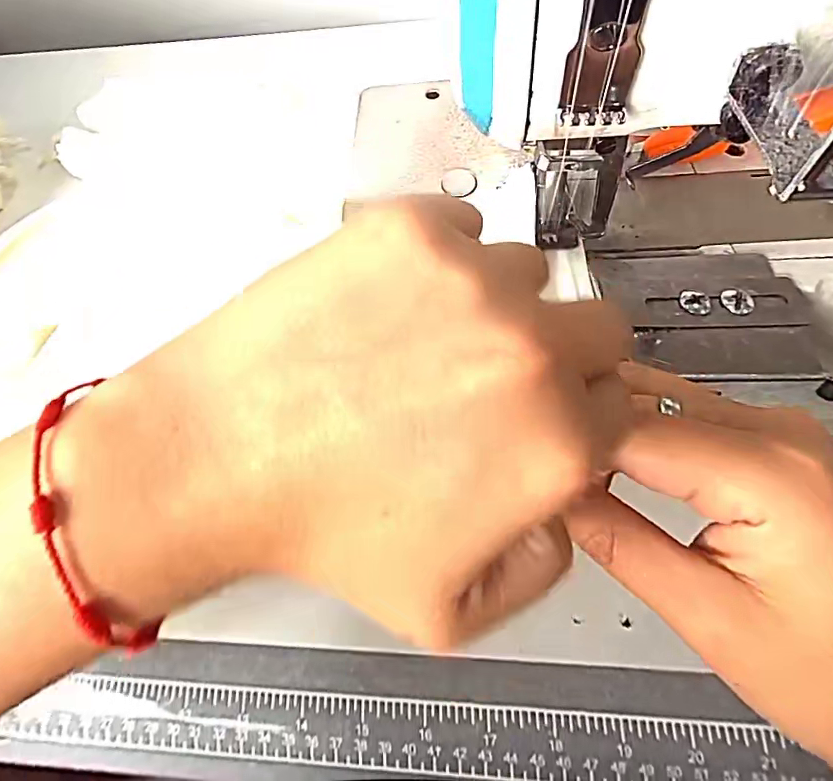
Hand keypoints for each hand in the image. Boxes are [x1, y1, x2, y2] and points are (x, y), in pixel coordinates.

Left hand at [60, 197, 631, 646]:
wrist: (213, 456)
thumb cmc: (321, 526)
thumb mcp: (451, 606)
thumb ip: (542, 565)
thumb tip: (566, 502)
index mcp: (555, 440)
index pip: (619, 401)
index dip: (582, 407)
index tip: (550, 403)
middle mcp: (529, 349)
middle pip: (598, 325)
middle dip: (564, 349)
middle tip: (499, 367)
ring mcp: (471, 278)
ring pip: (527, 270)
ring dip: (497, 300)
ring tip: (429, 333)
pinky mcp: (412, 230)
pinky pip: (463, 226)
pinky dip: (445, 254)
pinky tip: (399, 295)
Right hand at [566, 366, 832, 780]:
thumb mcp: (709, 620)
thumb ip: (621, 542)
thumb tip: (554, 494)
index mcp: (771, 470)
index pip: (635, 425)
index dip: (569, 440)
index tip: (521, 462)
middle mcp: (780, 429)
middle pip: (649, 397)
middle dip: (584, 422)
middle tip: (530, 459)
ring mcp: (783, 430)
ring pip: (665, 399)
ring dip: (611, 426)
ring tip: (562, 464)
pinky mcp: (778, 444)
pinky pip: (691, 418)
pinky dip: (646, 435)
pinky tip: (613, 463)